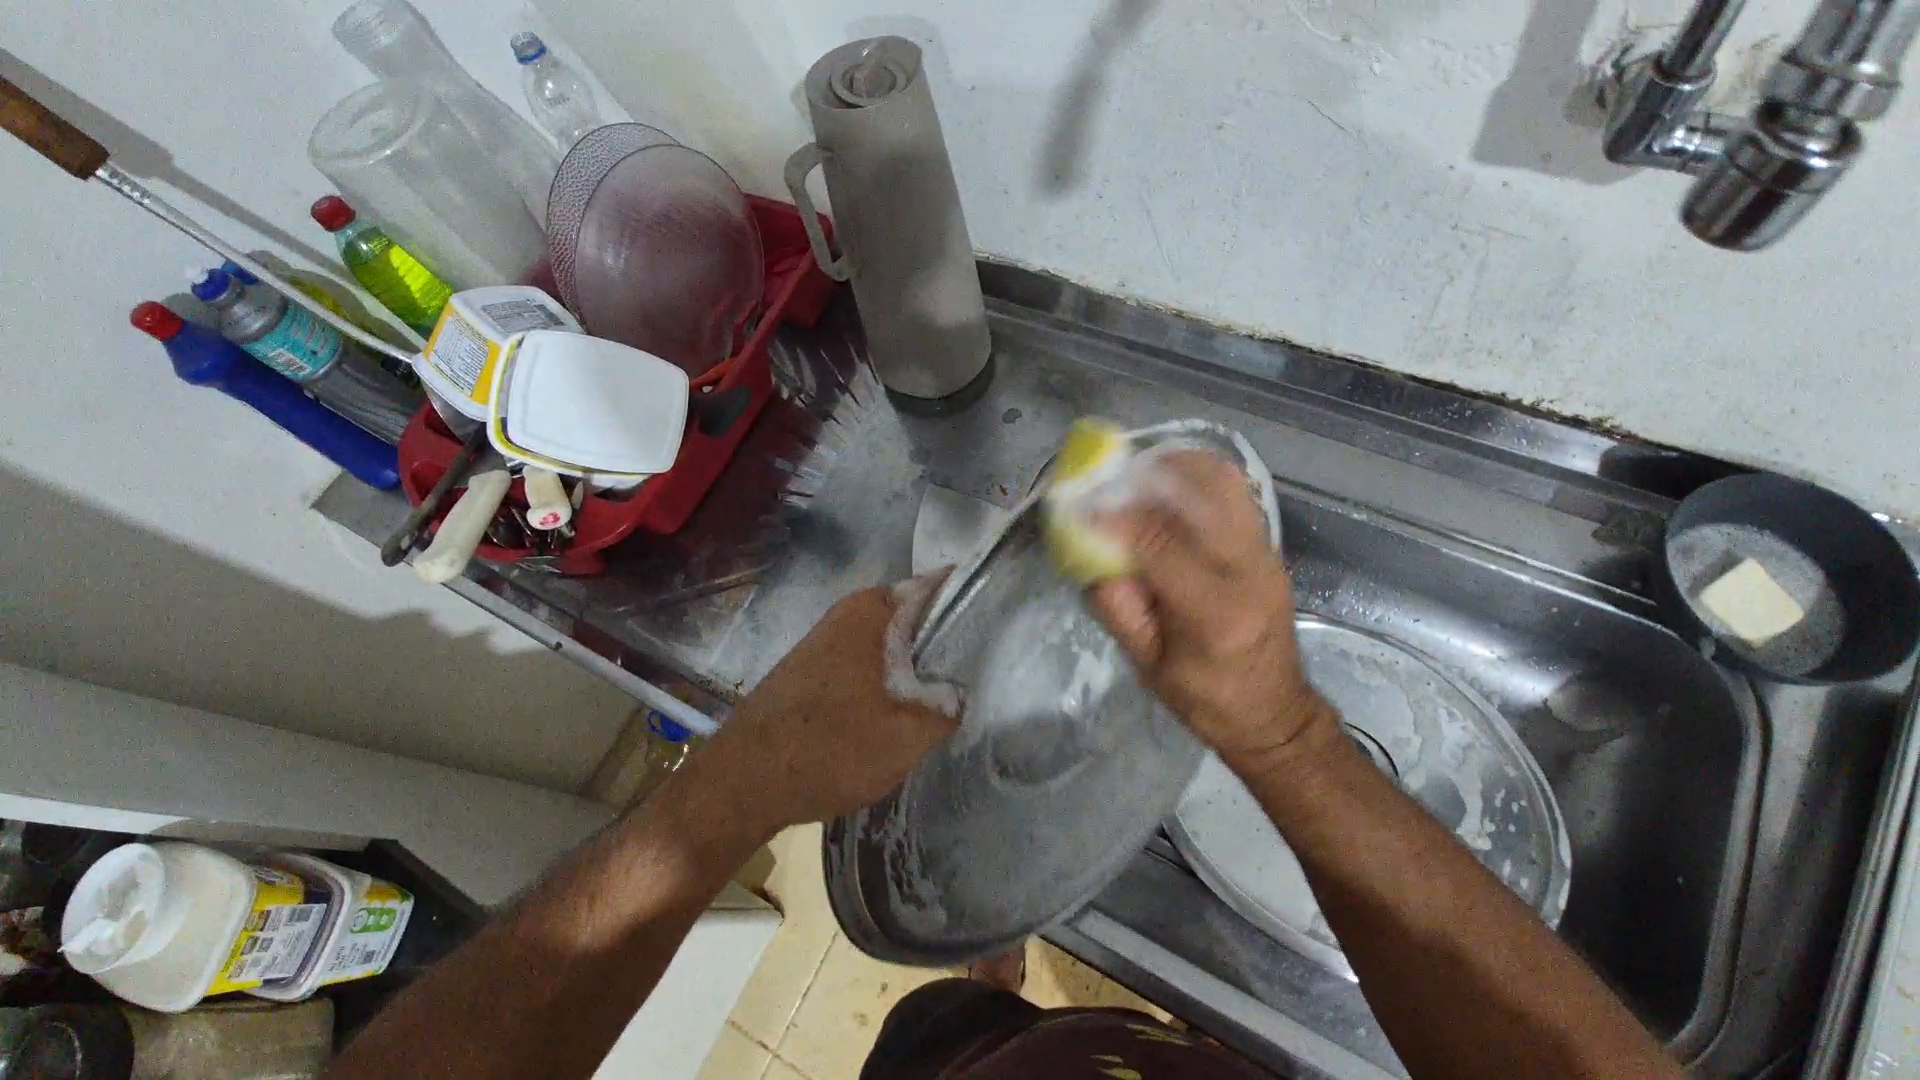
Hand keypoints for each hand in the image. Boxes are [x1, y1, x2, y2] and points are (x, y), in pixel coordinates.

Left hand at [699, 584, 958, 834]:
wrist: (742, 785)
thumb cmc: (828, 748)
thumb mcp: (906, 736)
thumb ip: (946, 710)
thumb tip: (960, 695)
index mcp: (870, 612)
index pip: (935, 587)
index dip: (969, 602)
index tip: (1000, 625)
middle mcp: (844, 618)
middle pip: (912, 622)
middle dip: (943, 645)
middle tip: (981, 675)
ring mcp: (824, 648)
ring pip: (887, 650)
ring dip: (914, 672)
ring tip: (948, 702)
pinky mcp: (810, 678)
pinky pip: (864, 672)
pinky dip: (885, 688)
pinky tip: (899, 721)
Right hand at [1087, 451, 1340, 772]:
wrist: (1275, 712)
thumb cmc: (1206, 700)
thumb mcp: (1147, 665)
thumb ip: (1116, 607)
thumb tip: (1090, 551)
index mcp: (1213, 611)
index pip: (1159, 540)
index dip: (1114, 516)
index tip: (1081, 506)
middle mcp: (1247, 570)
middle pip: (1198, 492)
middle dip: (1145, 477)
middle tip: (1108, 481)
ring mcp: (1265, 553)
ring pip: (1223, 480)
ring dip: (1175, 467)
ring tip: (1138, 476)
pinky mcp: (1270, 547)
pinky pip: (1235, 492)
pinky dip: (1199, 478)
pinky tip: (1170, 487)